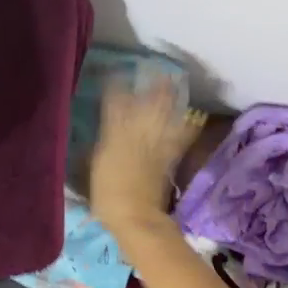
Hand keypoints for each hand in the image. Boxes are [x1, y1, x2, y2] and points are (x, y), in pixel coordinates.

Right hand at [91, 78, 204, 235]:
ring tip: (175, 82)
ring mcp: (154, 147)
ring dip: (169, 99)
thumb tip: (100, 138)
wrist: (136, 218)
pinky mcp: (167, 159)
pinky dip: (186, 126)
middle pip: (144, 107)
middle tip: (158, 69)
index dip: (116, 89)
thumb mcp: (94, 170)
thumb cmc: (107, 198)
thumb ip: (97, 151)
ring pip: (162, 117)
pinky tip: (193, 115)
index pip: (114, 107)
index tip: (116, 75)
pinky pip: (178, 138)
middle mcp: (135, 137)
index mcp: (113, 139)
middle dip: (150, 88)